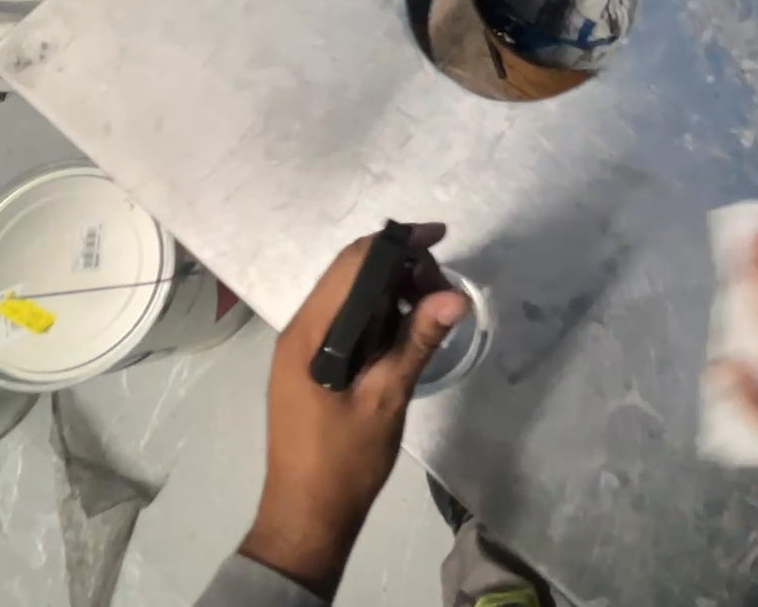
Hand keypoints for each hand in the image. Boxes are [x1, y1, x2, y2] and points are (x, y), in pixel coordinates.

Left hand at [240, 223, 471, 594]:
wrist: (306, 519)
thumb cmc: (343, 461)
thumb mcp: (387, 398)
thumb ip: (418, 341)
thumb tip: (456, 296)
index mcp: (310, 333)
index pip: (353, 262)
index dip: (397, 241)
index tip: (440, 237)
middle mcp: (302, 329)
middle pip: (353, 272)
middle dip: (402, 267)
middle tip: (443, 292)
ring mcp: (305, 345)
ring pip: (353, 294)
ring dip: (395, 290)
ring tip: (432, 310)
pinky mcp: (314, 361)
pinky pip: (350, 318)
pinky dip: (383, 312)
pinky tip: (409, 328)